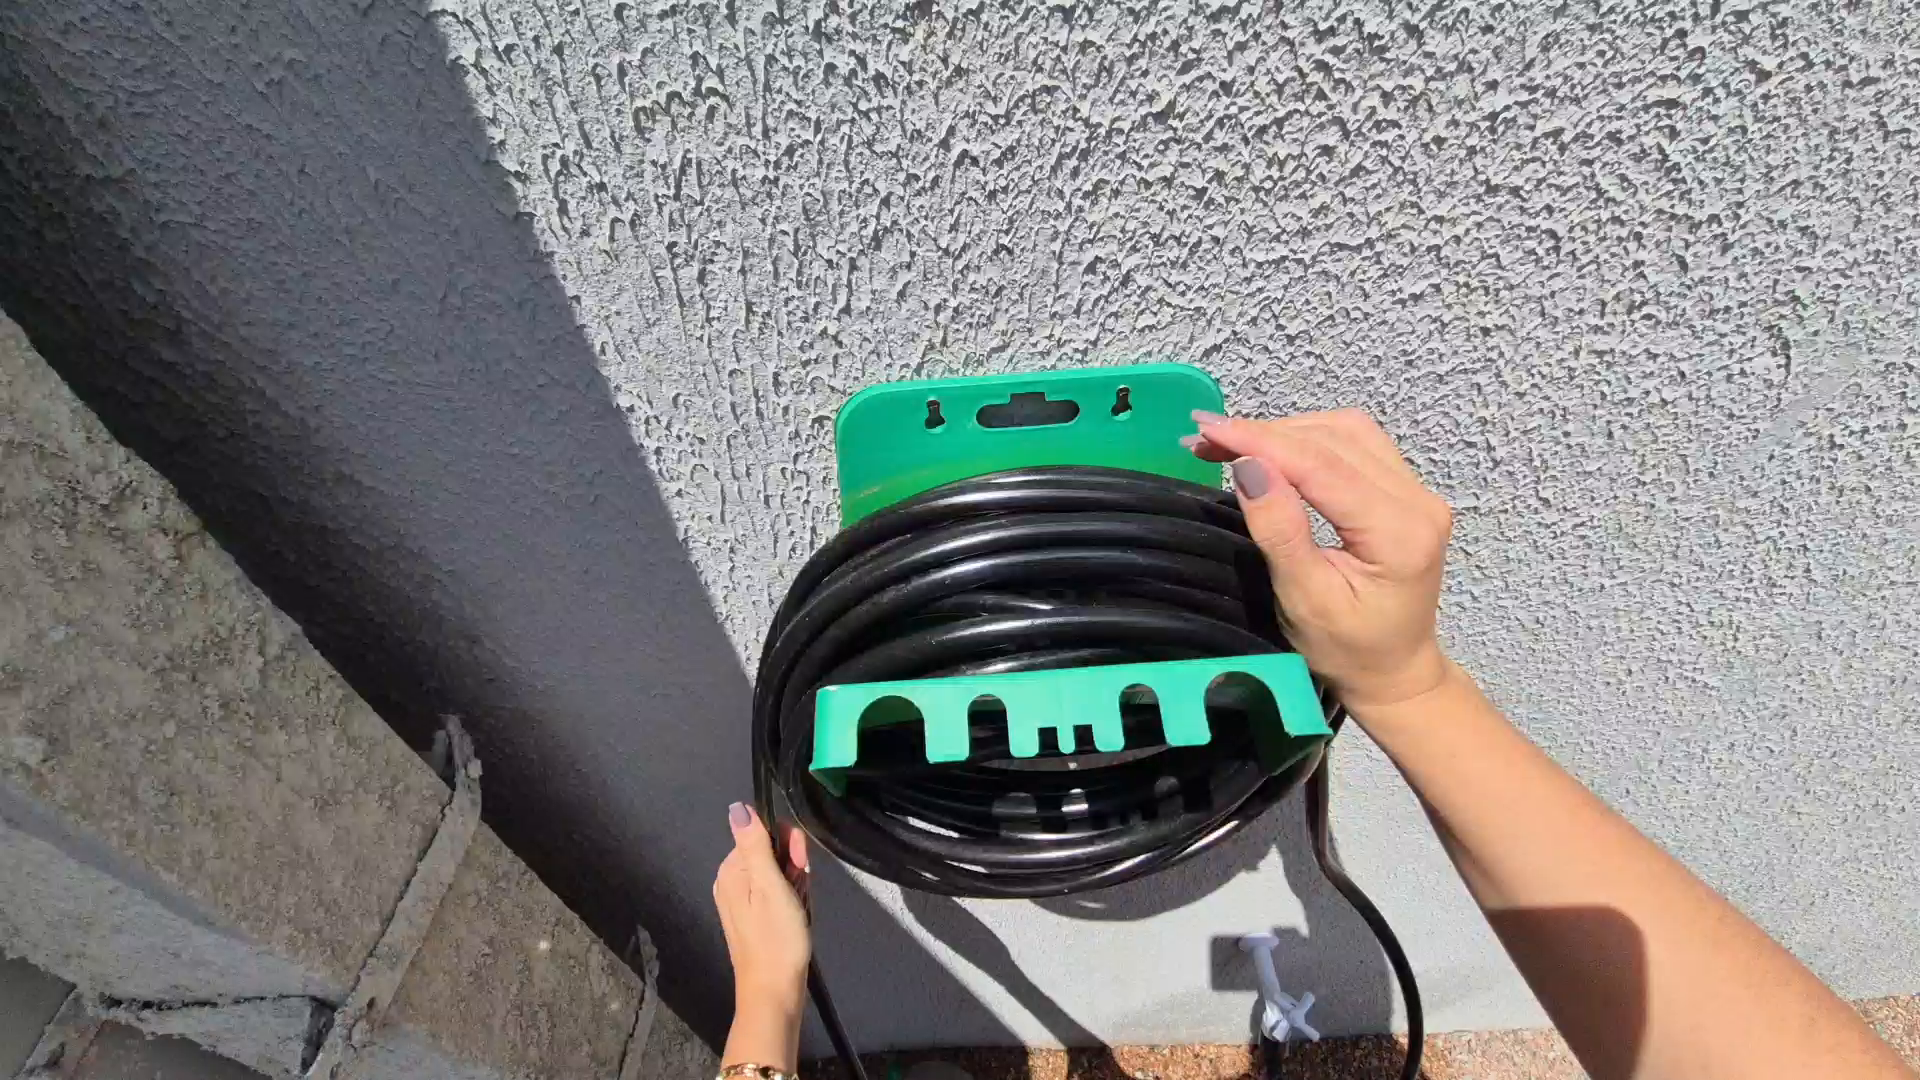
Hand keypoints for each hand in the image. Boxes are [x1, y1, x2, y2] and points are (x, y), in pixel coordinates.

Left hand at [714, 803, 810, 1014]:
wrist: (775, 992)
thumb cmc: (775, 937)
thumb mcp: (769, 885)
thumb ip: (755, 844)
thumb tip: (737, 807)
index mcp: (732, 869)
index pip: (764, 832)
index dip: (787, 844)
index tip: (798, 866)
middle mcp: (732, 880)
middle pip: (773, 851)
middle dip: (793, 866)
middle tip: (799, 890)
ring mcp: (743, 899)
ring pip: (780, 871)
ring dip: (796, 883)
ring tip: (799, 907)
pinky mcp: (755, 915)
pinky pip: (779, 890)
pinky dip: (793, 898)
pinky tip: (797, 914)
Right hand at [1184, 408, 1452, 709]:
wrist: (1393, 671)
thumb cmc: (1345, 647)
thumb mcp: (1304, 598)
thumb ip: (1280, 530)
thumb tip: (1247, 467)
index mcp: (1399, 531)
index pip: (1322, 465)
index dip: (1261, 441)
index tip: (1207, 431)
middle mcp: (1418, 500)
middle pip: (1334, 439)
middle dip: (1264, 432)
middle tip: (1205, 438)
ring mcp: (1415, 491)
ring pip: (1344, 432)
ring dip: (1283, 431)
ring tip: (1229, 441)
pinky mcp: (1403, 490)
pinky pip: (1352, 444)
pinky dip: (1304, 439)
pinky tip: (1270, 448)